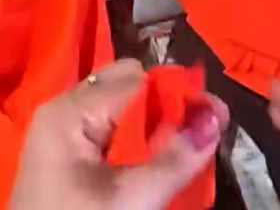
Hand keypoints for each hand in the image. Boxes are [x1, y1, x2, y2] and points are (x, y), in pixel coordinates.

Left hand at [8, 59, 229, 209]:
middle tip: (208, 127)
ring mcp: (60, 129)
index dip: (177, 93)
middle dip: (165, 102)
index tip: (218, 111)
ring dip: (152, 119)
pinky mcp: (64, 152)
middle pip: (122, 85)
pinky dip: (133, 134)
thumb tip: (214, 119)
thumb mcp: (129, 202)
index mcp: (70, 110)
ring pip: (116, 104)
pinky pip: (105, 125)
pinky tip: (158, 154)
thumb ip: (173, 161)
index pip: (133, 82)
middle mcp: (62, 107)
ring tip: (191, 140)